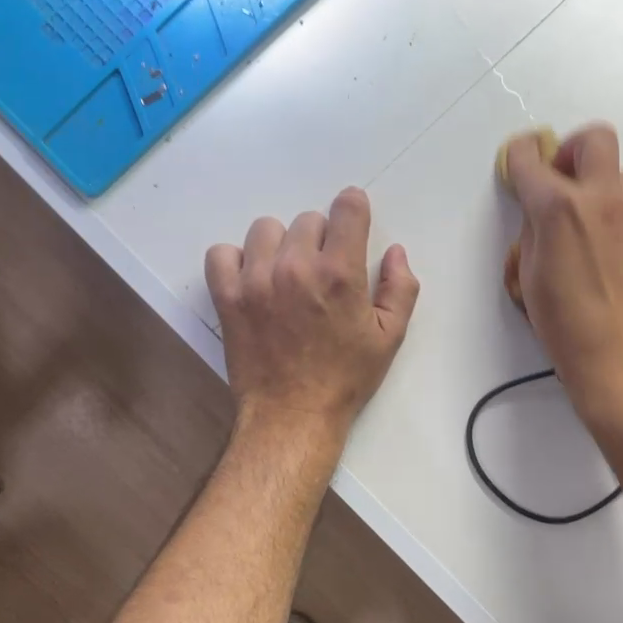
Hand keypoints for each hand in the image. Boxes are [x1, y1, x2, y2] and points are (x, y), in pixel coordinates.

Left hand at [206, 188, 419, 445]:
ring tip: (286, 276)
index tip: (352, 221)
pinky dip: (236, 261)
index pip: (346, 208)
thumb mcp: (390, 338)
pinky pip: (222, 253)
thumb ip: (400, 289)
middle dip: (320, 240)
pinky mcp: (227, 296)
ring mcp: (257, 279)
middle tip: (323, 274)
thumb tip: (396, 252)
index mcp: (340, 274)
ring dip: (280, 246)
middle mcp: (297, 267)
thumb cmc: (345, 378)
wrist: (293, 414)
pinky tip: (253, 281)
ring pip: (266, 230)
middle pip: (308, 220)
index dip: (353, 209)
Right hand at [505, 123, 622, 417]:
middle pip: (595, 140)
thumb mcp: (529, 276)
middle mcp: (604, 200)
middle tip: (564, 182)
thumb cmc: (562, 325)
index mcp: (559, 208)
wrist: (619, 359)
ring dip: (600, 193)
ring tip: (590, 232)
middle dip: (573, 151)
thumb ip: (535, 231)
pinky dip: (621, 227)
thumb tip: (540, 212)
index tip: (520, 160)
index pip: (531, 158)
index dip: (520, 155)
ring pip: (620, 180)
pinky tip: (614, 263)